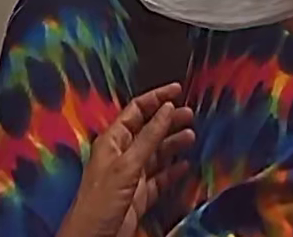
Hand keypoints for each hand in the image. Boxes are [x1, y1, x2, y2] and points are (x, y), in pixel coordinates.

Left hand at [56, 82, 195, 236]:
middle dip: (169, 120)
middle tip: (190, 115)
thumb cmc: (101, 201)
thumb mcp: (126, 165)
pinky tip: (184, 166)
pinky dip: (171, 172)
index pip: (137, 109)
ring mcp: (131, 176)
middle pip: (149, 130)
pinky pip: (158, 179)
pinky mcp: (138, 197)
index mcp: (114, 140)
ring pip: (156, 154)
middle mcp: (123, 154)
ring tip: (192, 137)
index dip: (157, 98)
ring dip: (173, 144)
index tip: (177, 90)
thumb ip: (148, 137)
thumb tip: (167, 107)